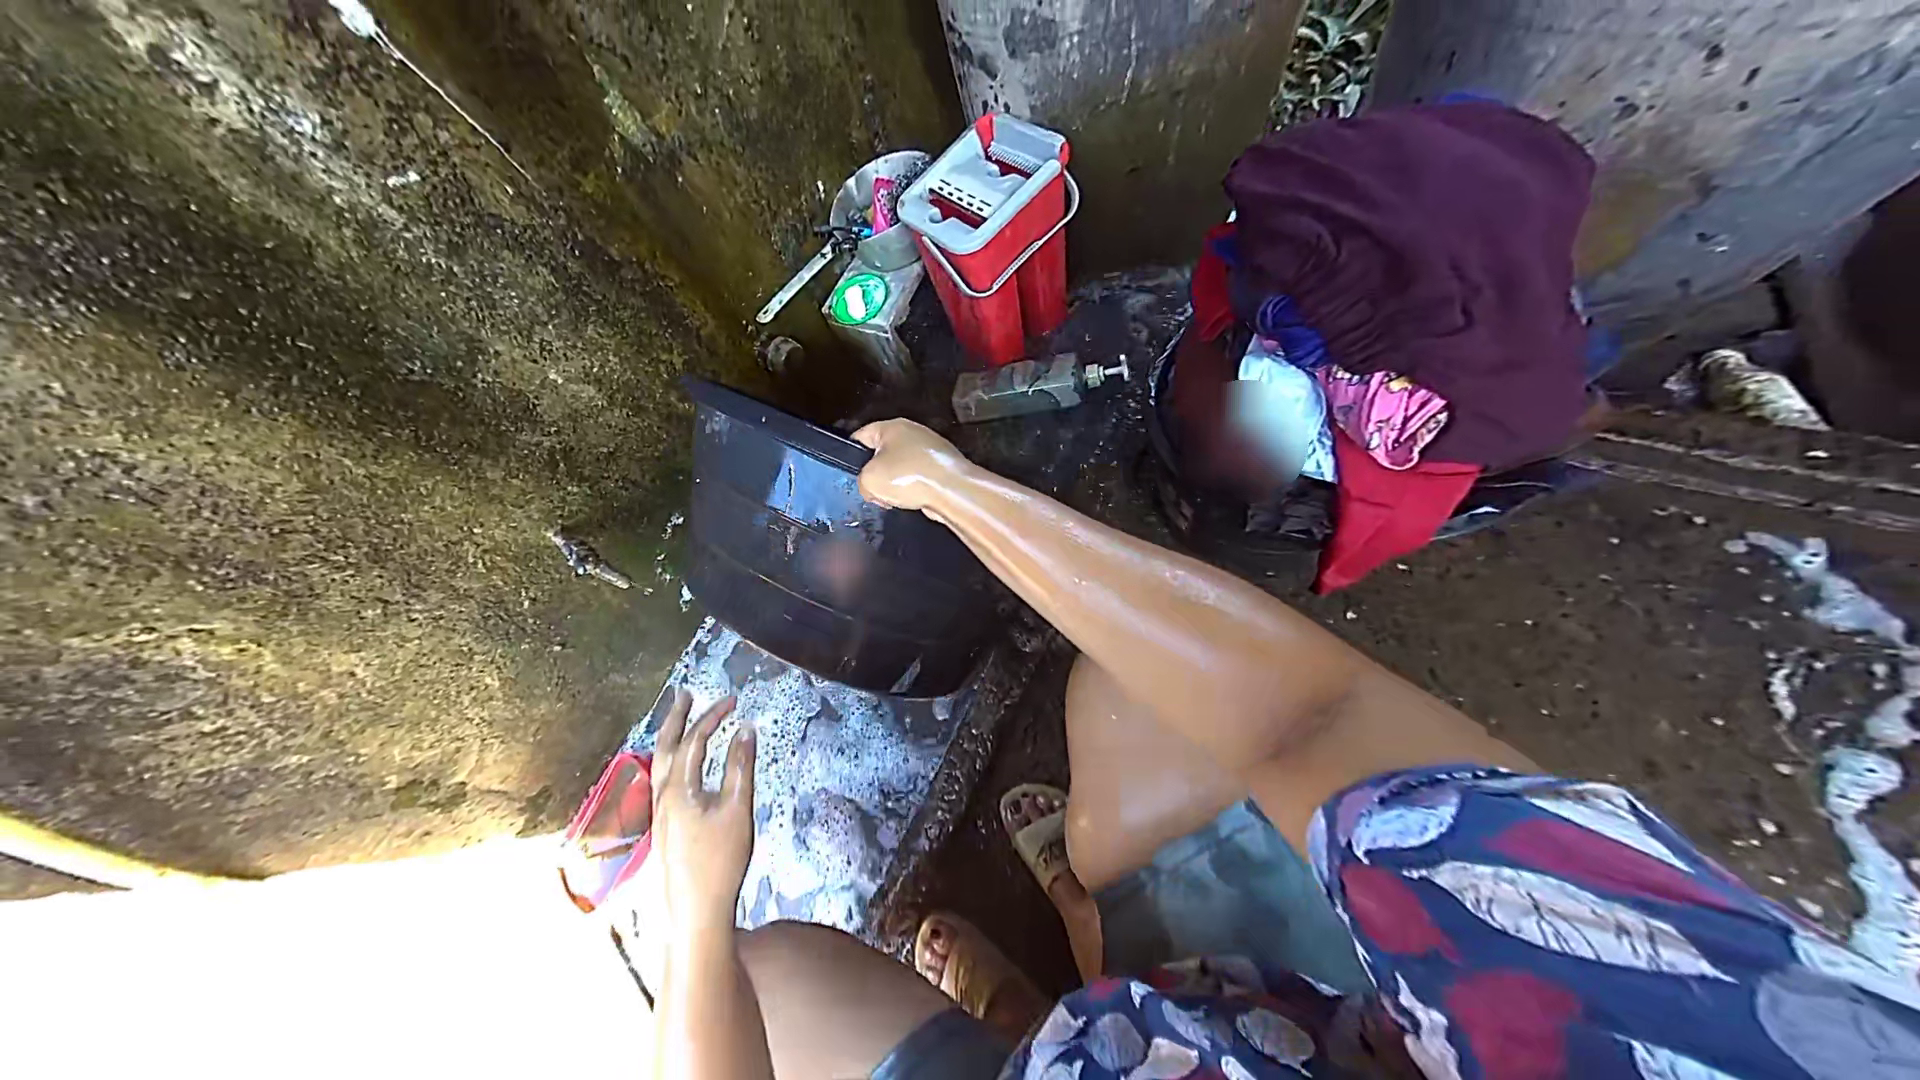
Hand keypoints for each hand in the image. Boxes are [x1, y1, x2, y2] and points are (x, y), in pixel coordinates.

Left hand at [650, 690, 755, 930]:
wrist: (693, 913)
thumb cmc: (719, 860)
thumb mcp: (738, 810)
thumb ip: (741, 767)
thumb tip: (745, 729)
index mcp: (678, 788)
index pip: (695, 741)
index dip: (713, 717)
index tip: (733, 701)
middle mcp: (662, 796)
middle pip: (666, 747)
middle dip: (676, 718)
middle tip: (684, 695)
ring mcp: (659, 814)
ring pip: (659, 764)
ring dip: (671, 737)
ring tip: (678, 722)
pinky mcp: (663, 827)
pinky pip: (661, 779)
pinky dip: (671, 759)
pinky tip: (679, 767)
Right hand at [850, 419, 975, 512]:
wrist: (953, 490)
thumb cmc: (910, 477)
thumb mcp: (869, 480)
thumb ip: (862, 481)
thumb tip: (872, 488)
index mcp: (893, 426)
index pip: (862, 435)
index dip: (851, 454)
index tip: (848, 472)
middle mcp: (913, 433)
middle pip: (882, 454)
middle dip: (876, 475)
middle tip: (874, 491)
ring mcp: (931, 450)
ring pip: (901, 469)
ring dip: (896, 486)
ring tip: (895, 500)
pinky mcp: (943, 468)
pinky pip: (919, 480)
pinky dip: (914, 491)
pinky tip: (913, 502)